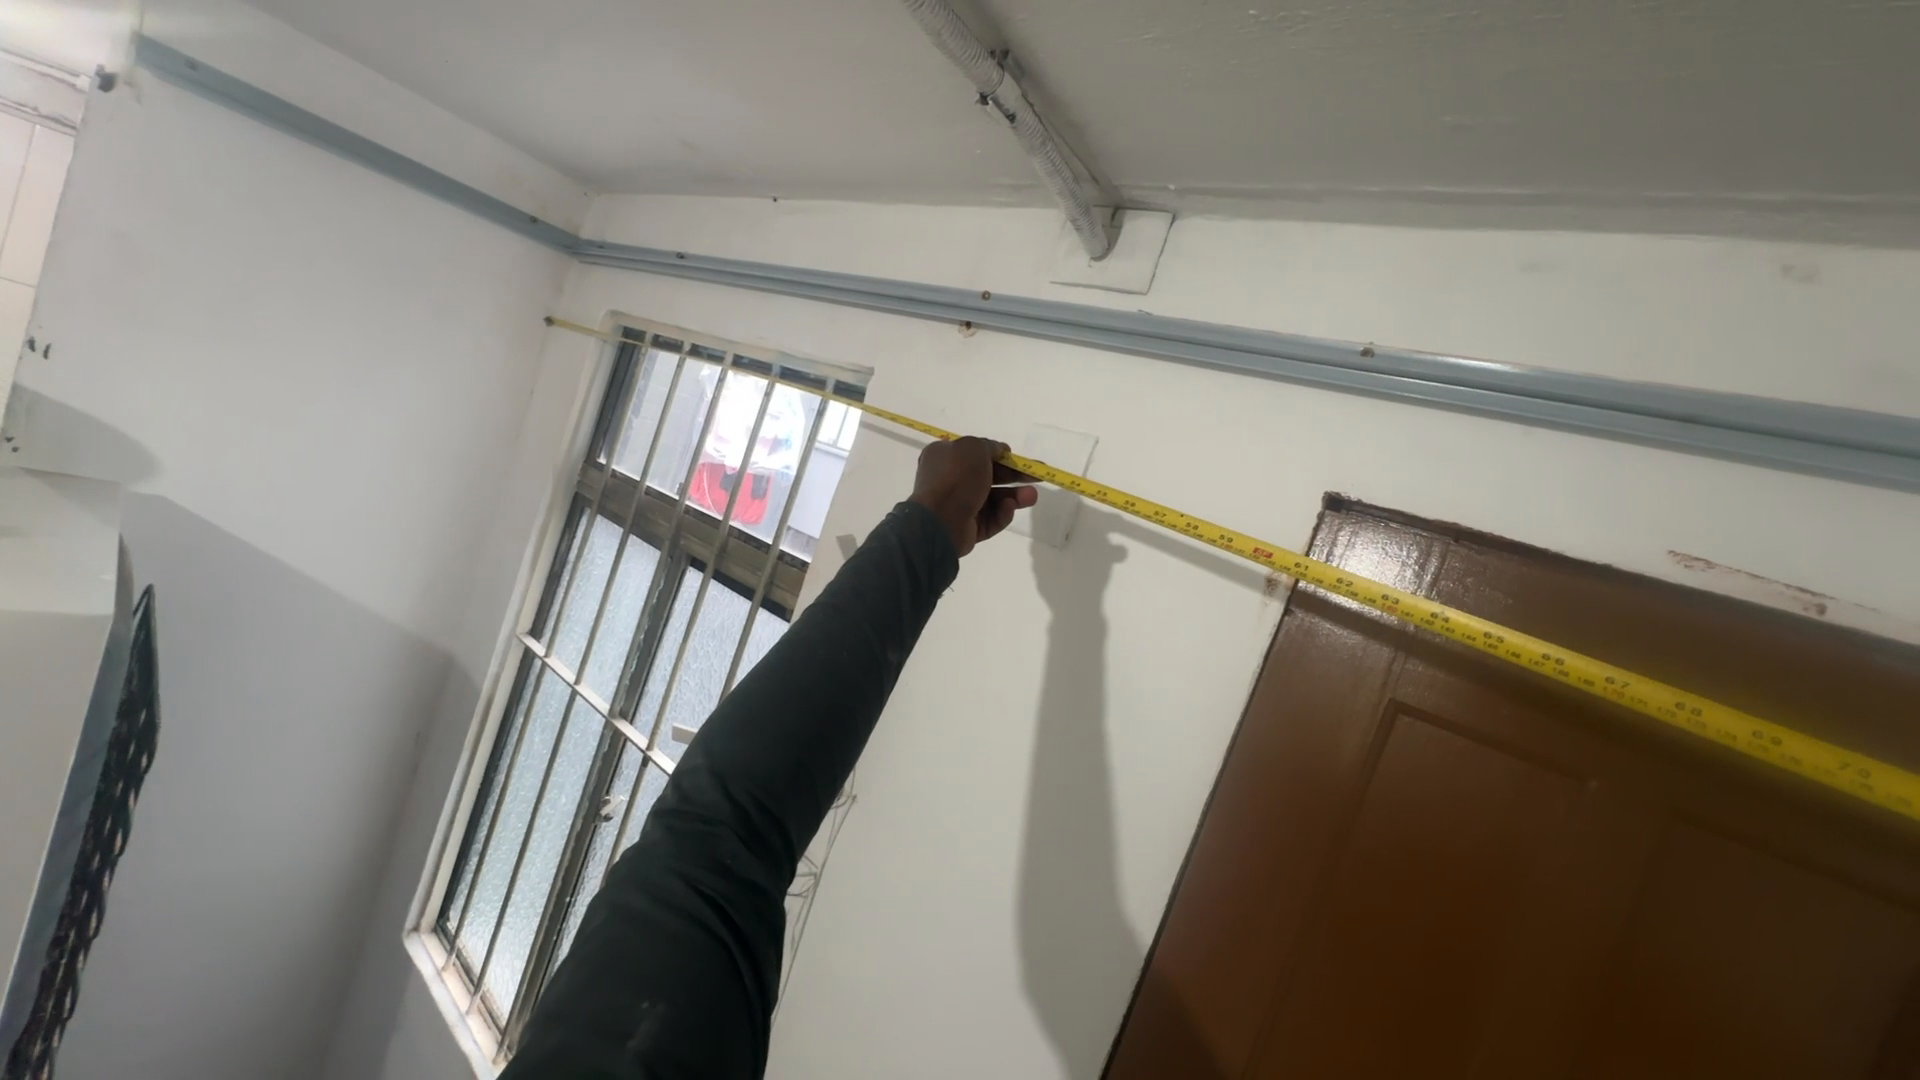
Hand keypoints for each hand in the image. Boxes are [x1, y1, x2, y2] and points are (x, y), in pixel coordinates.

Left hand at [909, 436, 1039, 556]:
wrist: (940, 520)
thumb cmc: (956, 477)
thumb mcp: (974, 448)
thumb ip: (990, 446)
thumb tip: (1000, 450)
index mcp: (945, 457)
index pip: (976, 454)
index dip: (998, 455)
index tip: (1017, 458)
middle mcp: (950, 480)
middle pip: (989, 477)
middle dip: (1014, 476)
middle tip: (1037, 476)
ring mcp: (959, 506)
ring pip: (993, 499)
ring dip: (1014, 496)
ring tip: (1031, 496)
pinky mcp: (968, 528)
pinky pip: (990, 519)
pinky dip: (1002, 513)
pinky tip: (1008, 508)